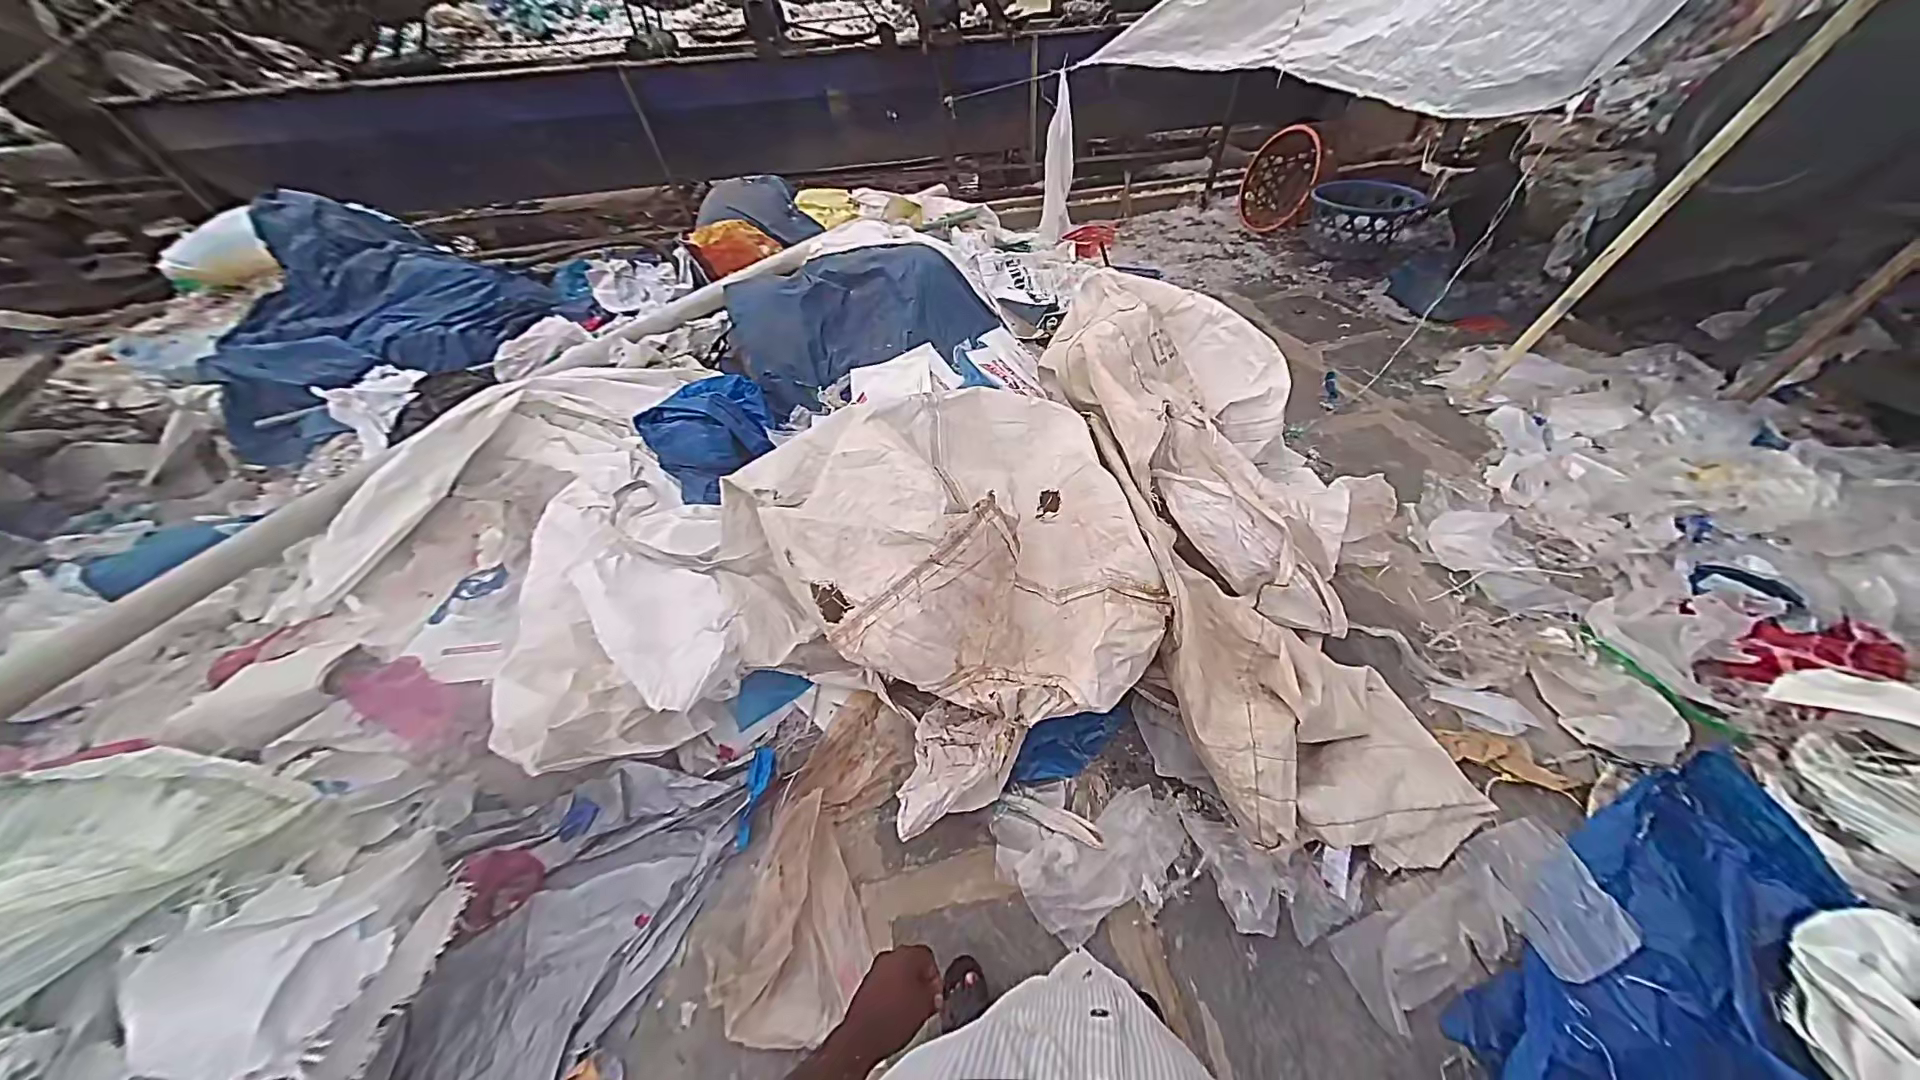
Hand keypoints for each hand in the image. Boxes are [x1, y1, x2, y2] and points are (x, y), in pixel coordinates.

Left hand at [833, 945, 942, 1062]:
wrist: (862, 1036)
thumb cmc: (894, 1017)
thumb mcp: (925, 1007)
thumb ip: (934, 994)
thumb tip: (935, 994)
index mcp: (907, 954)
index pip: (928, 956)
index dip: (935, 977)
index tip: (937, 993)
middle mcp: (889, 956)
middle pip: (911, 962)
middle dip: (920, 980)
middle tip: (926, 1000)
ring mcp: (875, 969)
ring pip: (897, 972)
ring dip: (905, 987)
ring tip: (911, 1009)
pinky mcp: (865, 984)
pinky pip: (885, 983)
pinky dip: (891, 994)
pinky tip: (895, 1012)